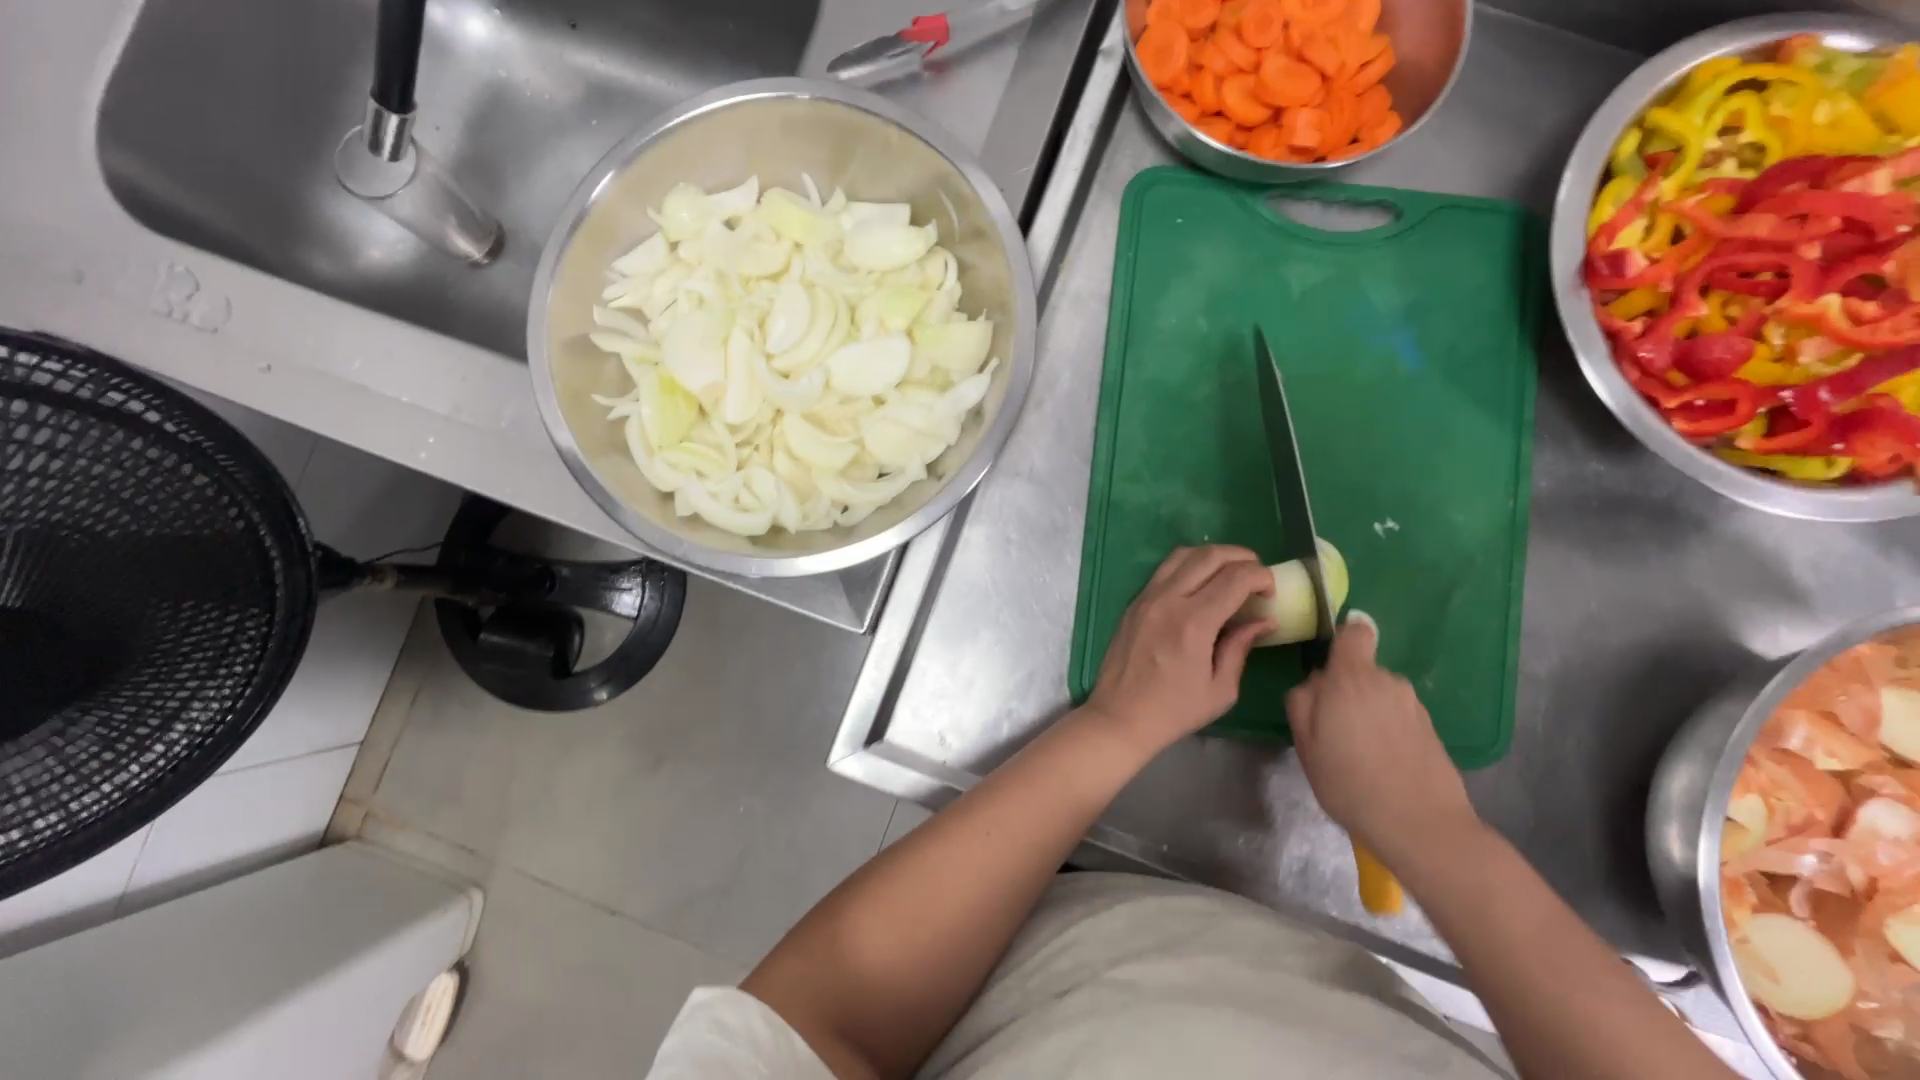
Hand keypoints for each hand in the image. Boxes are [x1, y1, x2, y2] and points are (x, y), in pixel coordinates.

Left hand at [1084, 545, 1274, 754]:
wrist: (1119, 717)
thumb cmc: (1173, 711)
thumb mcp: (1220, 689)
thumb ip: (1241, 647)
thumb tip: (1265, 620)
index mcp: (1193, 623)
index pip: (1235, 578)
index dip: (1261, 576)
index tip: (1271, 591)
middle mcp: (1168, 600)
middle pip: (1209, 555)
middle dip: (1241, 557)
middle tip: (1256, 575)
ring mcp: (1146, 598)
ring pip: (1182, 555)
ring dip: (1212, 556)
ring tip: (1230, 573)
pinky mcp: (1134, 603)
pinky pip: (1164, 570)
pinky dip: (1188, 566)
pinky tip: (1200, 586)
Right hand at [1286, 613, 1480, 864]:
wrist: (1420, 824)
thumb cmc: (1349, 782)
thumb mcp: (1306, 745)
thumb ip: (1302, 703)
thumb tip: (1315, 684)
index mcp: (1351, 678)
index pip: (1355, 633)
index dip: (1343, 640)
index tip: (1330, 665)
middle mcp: (1387, 681)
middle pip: (1361, 672)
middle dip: (1345, 692)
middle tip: (1333, 732)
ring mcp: (1413, 705)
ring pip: (1379, 695)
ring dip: (1367, 713)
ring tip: (1359, 754)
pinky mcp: (1430, 728)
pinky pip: (1398, 717)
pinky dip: (1387, 732)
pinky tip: (1382, 765)